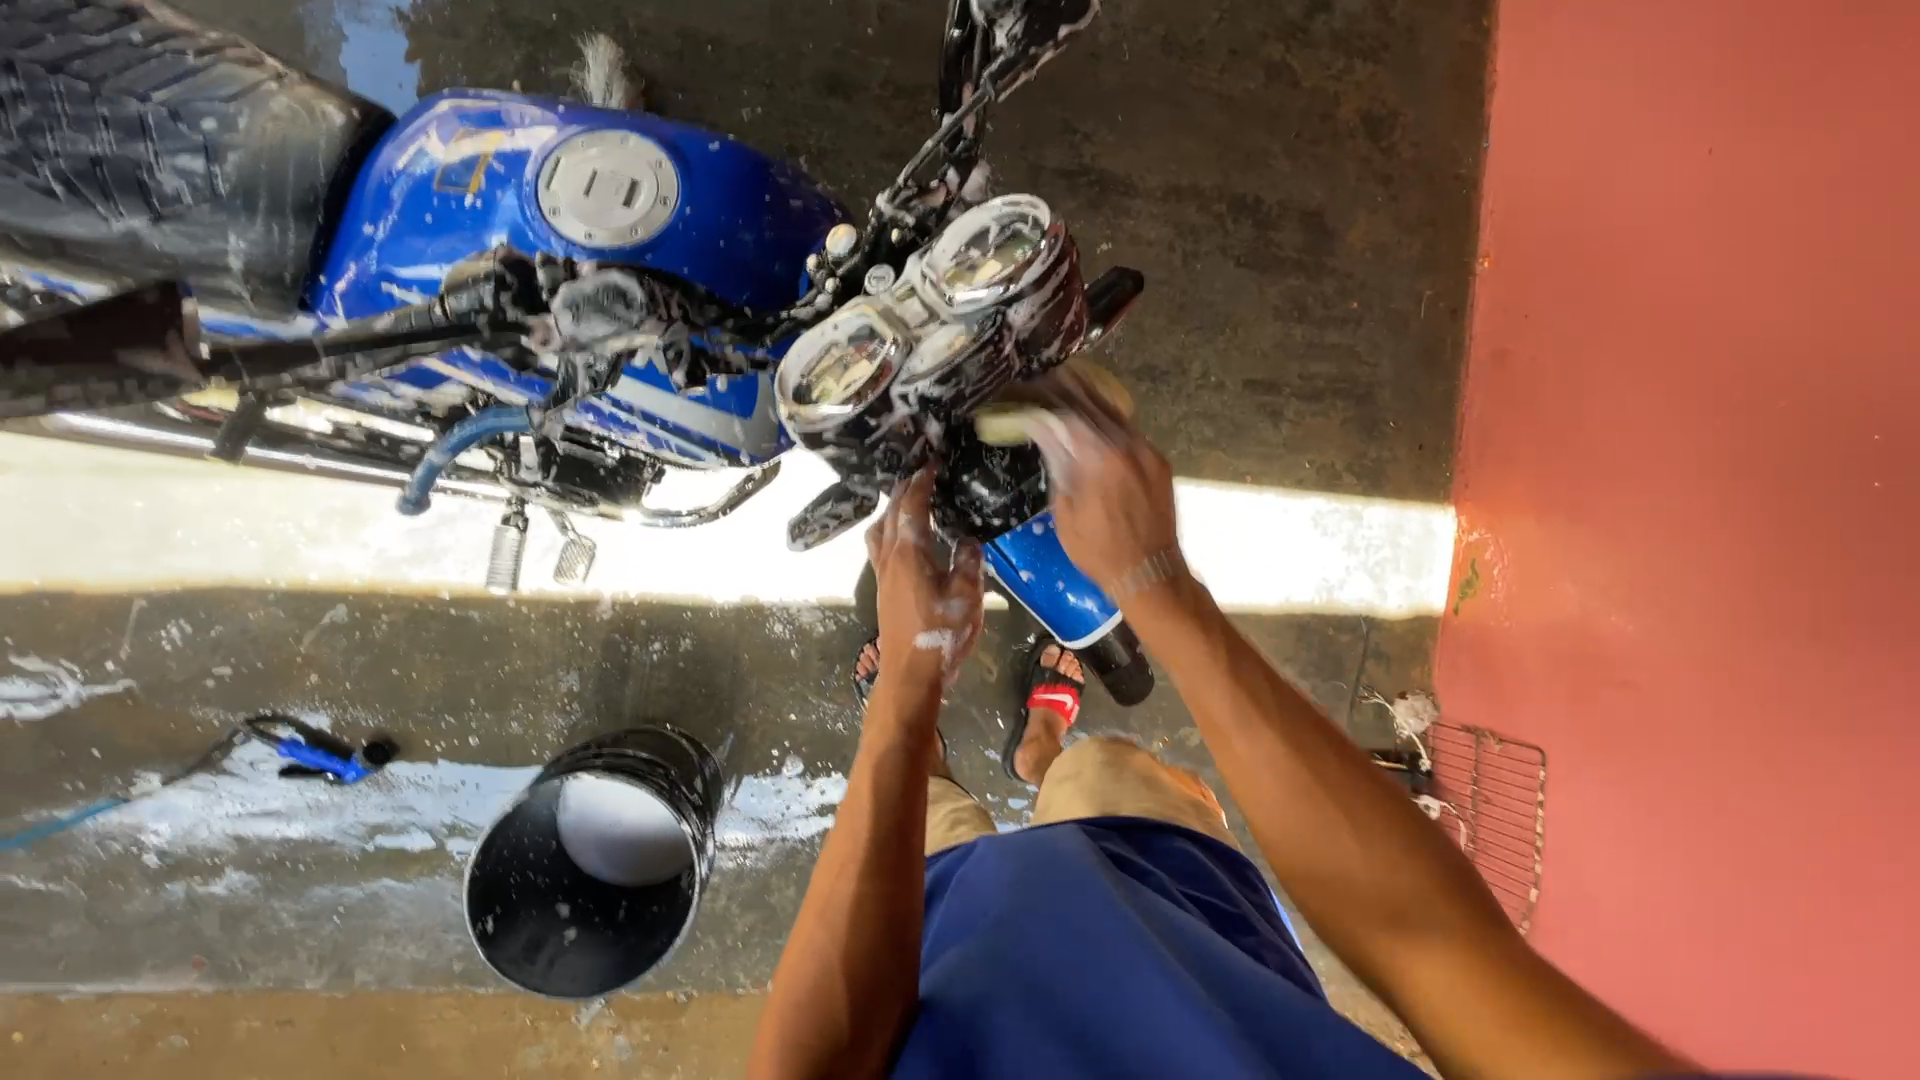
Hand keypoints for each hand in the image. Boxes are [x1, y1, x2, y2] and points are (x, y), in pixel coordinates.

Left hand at [866, 469, 986, 693]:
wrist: (910, 672)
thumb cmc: (940, 633)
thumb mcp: (966, 596)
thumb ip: (969, 563)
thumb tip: (968, 541)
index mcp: (909, 552)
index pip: (912, 506)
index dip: (922, 482)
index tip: (932, 464)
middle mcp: (889, 557)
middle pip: (891, 512)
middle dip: (904, 489)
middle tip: (921, 474)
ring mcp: (882, 573)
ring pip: (880, 529)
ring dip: (892, 509)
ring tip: (909, 502)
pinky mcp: (883, 587)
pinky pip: (881, 546)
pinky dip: (891, 530)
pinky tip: (906, 539)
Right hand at [1023, 368, 1185, 600]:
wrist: (1149, 573)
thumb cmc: (1098, 552)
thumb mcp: (1064, 510)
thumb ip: (1058, 464)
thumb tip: (1044, 432)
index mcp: (1099, 457)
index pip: (1065, 411)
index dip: (1042, 397)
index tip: (1024, 389)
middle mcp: (1127, 444)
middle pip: (1091, 403)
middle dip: (1064, 389)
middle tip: (1042, 379)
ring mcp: (1147, 450)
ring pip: (1113, 413)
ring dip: (1087, 400)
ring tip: (1064, 387)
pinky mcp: (1157, 461)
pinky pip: (1128, 430)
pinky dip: (1106, 420)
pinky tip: (1093, 419)